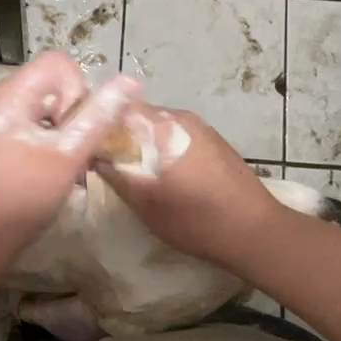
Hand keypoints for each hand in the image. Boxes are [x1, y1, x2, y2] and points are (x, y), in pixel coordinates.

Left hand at [0, 52, 139, 272]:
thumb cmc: (21, 198)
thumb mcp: (67, 157)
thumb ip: (98, 117)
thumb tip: (131, 80)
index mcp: (8, 96)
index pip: (58, 64)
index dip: (78, 91)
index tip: (77, 129)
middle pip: (53, 85)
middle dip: (75, 117)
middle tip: (78, 154)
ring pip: (47, 110)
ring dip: (68, 135)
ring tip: (72, 170)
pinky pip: (35, 128)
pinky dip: (53, 146)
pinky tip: (60, 176)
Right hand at [94, 102, 282, 266]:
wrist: (255, 230)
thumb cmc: (195, 219)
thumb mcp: (146, 203)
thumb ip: (117, 174)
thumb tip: (94, 155)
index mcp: (162, 125)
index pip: (118, 109)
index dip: (99, 124)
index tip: (86, 143)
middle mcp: (181, 116)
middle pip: (138, 115)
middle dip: (120, 134)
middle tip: (106, 160)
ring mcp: (200, 127)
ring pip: (159, 126)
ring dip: (143, 142)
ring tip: (133, 169)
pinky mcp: (213, 141)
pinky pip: (177, 135)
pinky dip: (164, 148)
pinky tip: (163, 174)